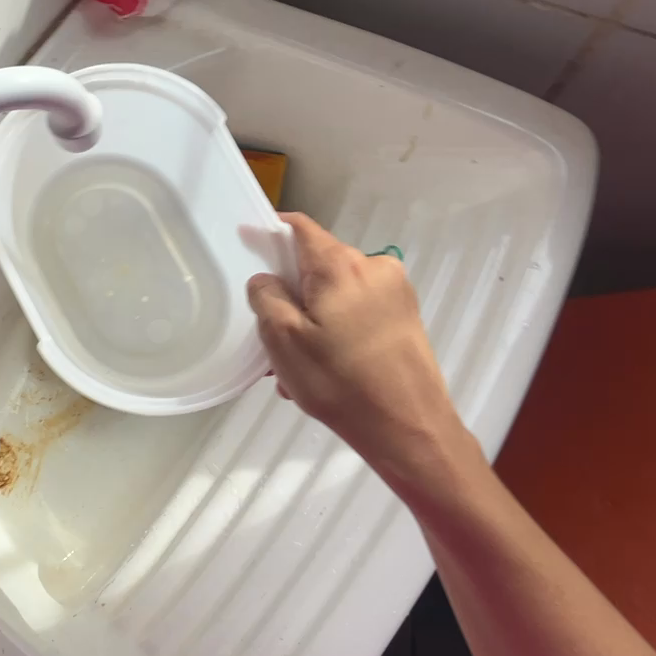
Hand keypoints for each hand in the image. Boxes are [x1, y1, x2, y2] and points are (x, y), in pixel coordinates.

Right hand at [246, 213, 481, 495]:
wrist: (409, 428)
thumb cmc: (339, 381)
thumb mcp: (282, 339)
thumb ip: (266, 296)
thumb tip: (267, 279)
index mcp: (341, 265)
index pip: (299, 227)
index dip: (268, 231)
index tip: (246, 245)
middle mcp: (373, 267)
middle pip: (316, 263)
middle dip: (290, 291)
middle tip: (270, 333)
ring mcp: (395, 292)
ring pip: (334, 292)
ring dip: (310, 318)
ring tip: (296, 364)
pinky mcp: (405, 317)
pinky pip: (355, 311)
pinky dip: (333, 330)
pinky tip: (323, 368)